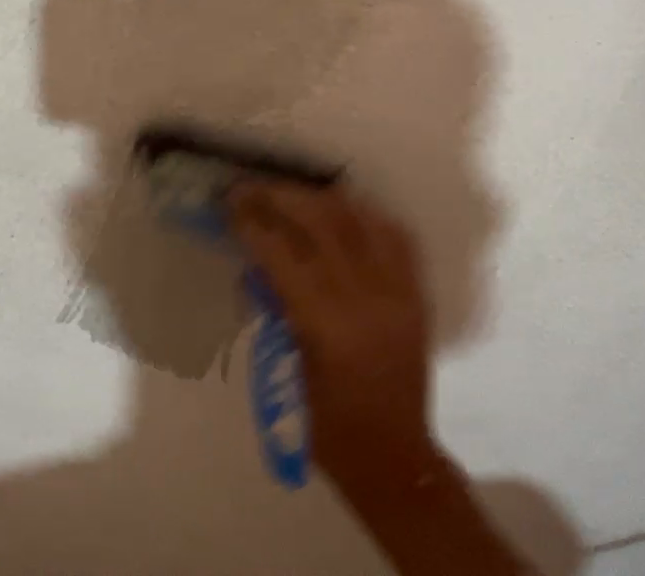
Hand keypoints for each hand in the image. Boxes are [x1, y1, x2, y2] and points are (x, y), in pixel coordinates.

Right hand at [228, 179, 433, 482]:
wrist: (393, 457)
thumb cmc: (326, 424)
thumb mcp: (287, 365)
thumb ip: (277, 308)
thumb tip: (257, 261)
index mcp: (329, 325)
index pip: (282, 253)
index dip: (251, 222)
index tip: (227, 203)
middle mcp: (368, 300)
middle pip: (323, 223)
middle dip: (281, 197)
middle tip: (249, 188)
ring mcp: (399, 294)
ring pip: (362, 221)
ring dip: (322, 198)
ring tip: (291, 191)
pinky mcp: (417, 298)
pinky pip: (397, 239)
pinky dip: (367, 216)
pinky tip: (343, 210)